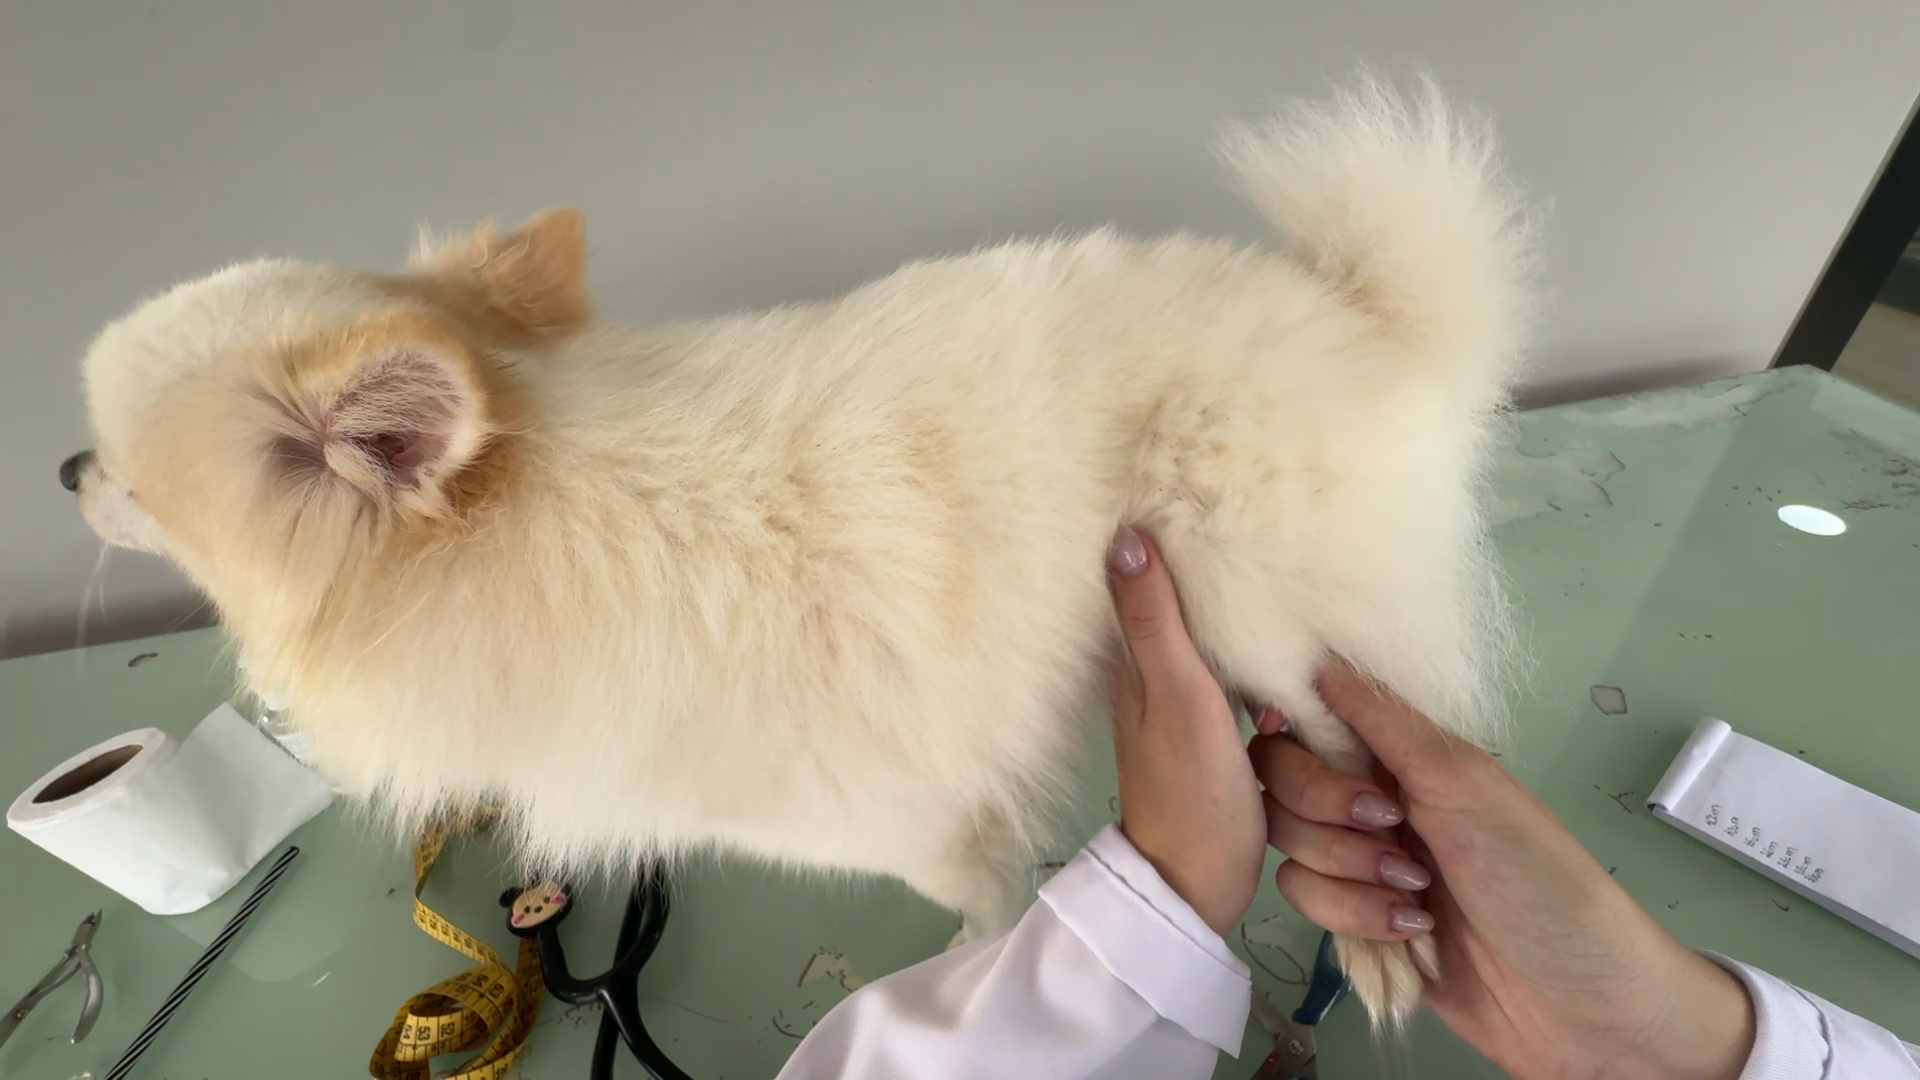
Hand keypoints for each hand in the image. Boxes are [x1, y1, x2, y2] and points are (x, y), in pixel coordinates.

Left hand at [1105, 526, 1265, 937]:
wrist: (1198, 876)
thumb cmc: (1187, 784)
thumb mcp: (1174, 695)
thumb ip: (1153, 624)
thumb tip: (1124, 538)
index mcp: (1131, 657)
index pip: (1133, 577)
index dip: (1149, 533)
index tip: (1174, 485)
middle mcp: (1147, 669)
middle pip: (1165, 597)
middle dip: (1190, 557)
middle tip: (1223, 505)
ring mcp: (1177, 696)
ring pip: (1195, 628)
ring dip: (1216, 596)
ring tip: (1251, 548)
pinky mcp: (1208, 720)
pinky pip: (1221, 662)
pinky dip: (1236, 639)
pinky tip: (1264, 624)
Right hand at [1251, 659, 1755, 1079]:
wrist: (1584, 1006)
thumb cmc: (1535, 873)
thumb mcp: (1464, 783)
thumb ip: (1383, 720)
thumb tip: (1317, 656)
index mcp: (1386, 751)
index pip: (1300, 717)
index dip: (1283, 724)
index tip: (1289, 736)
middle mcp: (1358, 794)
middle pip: (1278, 776)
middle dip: (1325, 805)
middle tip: (1389, 824)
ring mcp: (1350, 854)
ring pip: (1285, 837)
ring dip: (1349, 866)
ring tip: (1415, 889)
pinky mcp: (1346, 911)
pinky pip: (1300, 893)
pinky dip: (1354, 914)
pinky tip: (1410, 927)